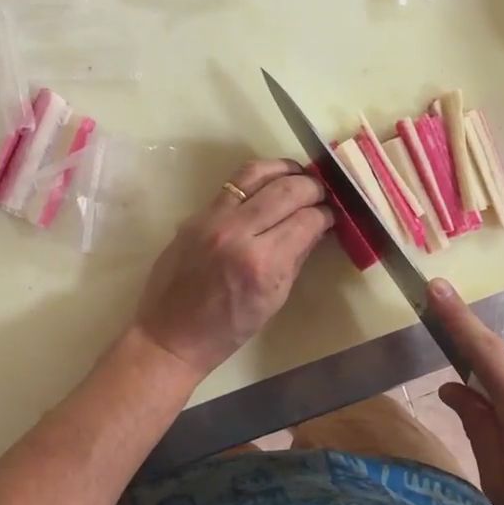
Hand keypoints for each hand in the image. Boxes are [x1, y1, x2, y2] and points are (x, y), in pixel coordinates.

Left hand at [132, 159, 333, 377]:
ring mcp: (212, 219)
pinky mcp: (195, 215)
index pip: (306, 220)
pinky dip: (257, 179)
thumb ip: (296, 257)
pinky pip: (232, 184)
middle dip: (313, 187)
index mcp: (262, 263)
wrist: (171, 334)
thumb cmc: (227, 329)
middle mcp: (238, 232)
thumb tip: (317, 226)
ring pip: (256, 173)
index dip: (326, 214)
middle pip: (287, 189)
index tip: (332, 216)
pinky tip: (269, 185)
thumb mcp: (273, 299)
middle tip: (322, 194)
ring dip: (285, 170)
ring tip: (299, 176)